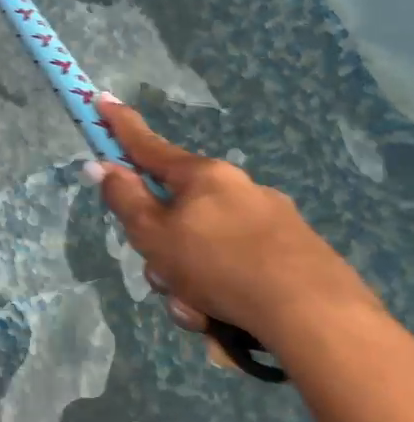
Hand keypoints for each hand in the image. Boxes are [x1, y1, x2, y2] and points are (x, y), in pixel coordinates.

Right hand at [92, 95, 381, 346]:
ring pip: (207, 243)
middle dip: (161, 242)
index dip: (119, 124)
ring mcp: (277, 222)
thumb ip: (123, 197)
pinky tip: (223, 318)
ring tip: (195, 309)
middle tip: (159, 271)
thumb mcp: (151, 232)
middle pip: (178, 208)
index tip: (102, 100)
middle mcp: (241, 189)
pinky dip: (224, 287)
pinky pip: (241, 265)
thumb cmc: (219, 265)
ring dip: (190, 274)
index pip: (148, 145)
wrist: (319, 321)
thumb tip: (103, 166)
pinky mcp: (302, 256)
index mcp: (204, 176)